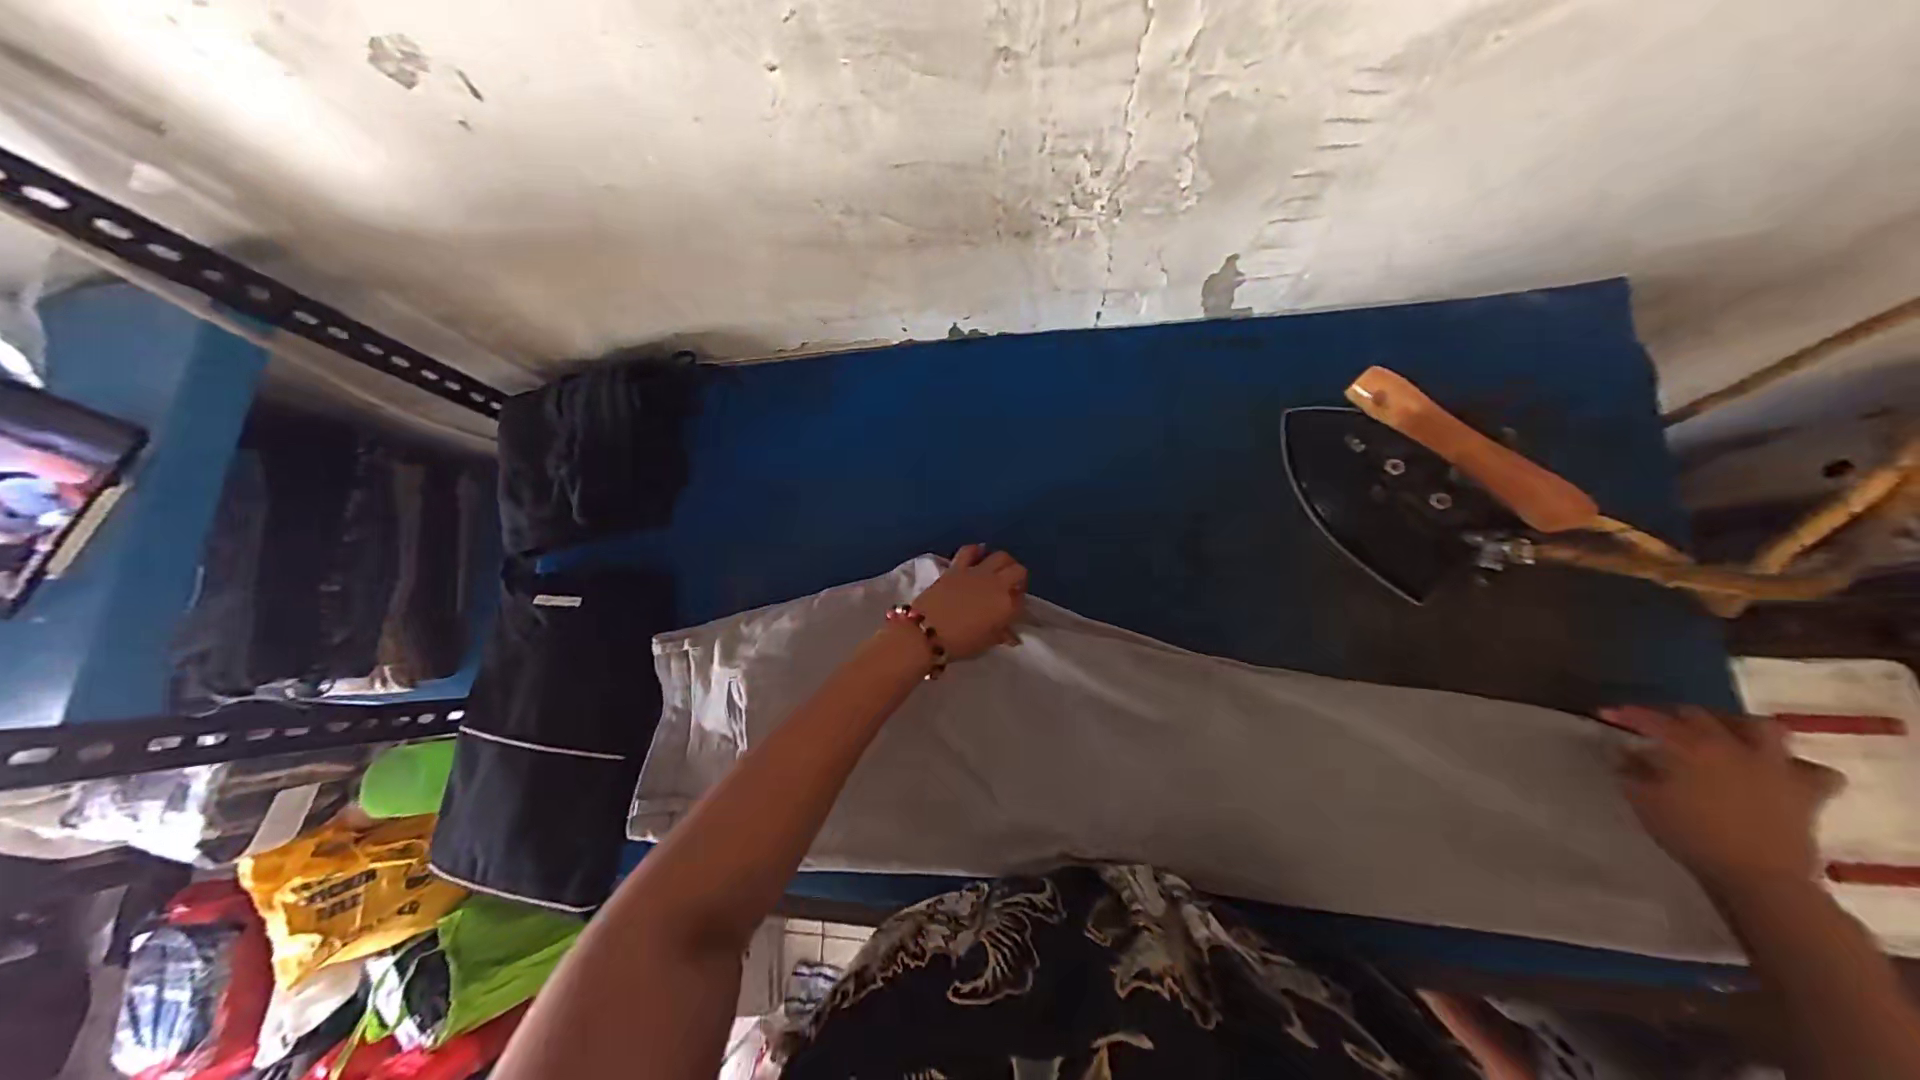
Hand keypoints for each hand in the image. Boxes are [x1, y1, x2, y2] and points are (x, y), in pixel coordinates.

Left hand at [909, 544, 1027, 659]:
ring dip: (1004, 563)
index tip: (1011, 610)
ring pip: (1001, 557)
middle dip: (1019, 579)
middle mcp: (997, 584)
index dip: (1018, 604)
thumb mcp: (984, 643)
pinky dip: (976, 551)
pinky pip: (971, 550)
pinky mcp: (957, 567)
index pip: (1022, 600)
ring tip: (998, 571)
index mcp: (1007, 606)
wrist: (925, 631)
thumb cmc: (958, 643)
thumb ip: (1000, 635)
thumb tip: (1010, 636)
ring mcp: (977, 572)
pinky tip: (978, 555)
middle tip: (1011, 588)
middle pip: (1018, 572)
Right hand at [1604, 705, 1844, 892]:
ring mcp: (1775, 767)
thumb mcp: (1644, 801)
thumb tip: (1623, 752)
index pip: (1652, 720)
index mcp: (1690, 747)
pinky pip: (1815, 770)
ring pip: (1761, 728)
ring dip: (1737, 726)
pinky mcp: (1807, 791)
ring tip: (1722, 735)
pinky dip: (1798, 766)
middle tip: (1659, 726)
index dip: (1627, 715)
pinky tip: (1779, 772)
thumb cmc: (1691, 835)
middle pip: (1702, 716)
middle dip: (1676, 716)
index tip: (1607, 714)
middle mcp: (1733, 746)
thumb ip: (1629, 770)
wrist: (1758, 877)